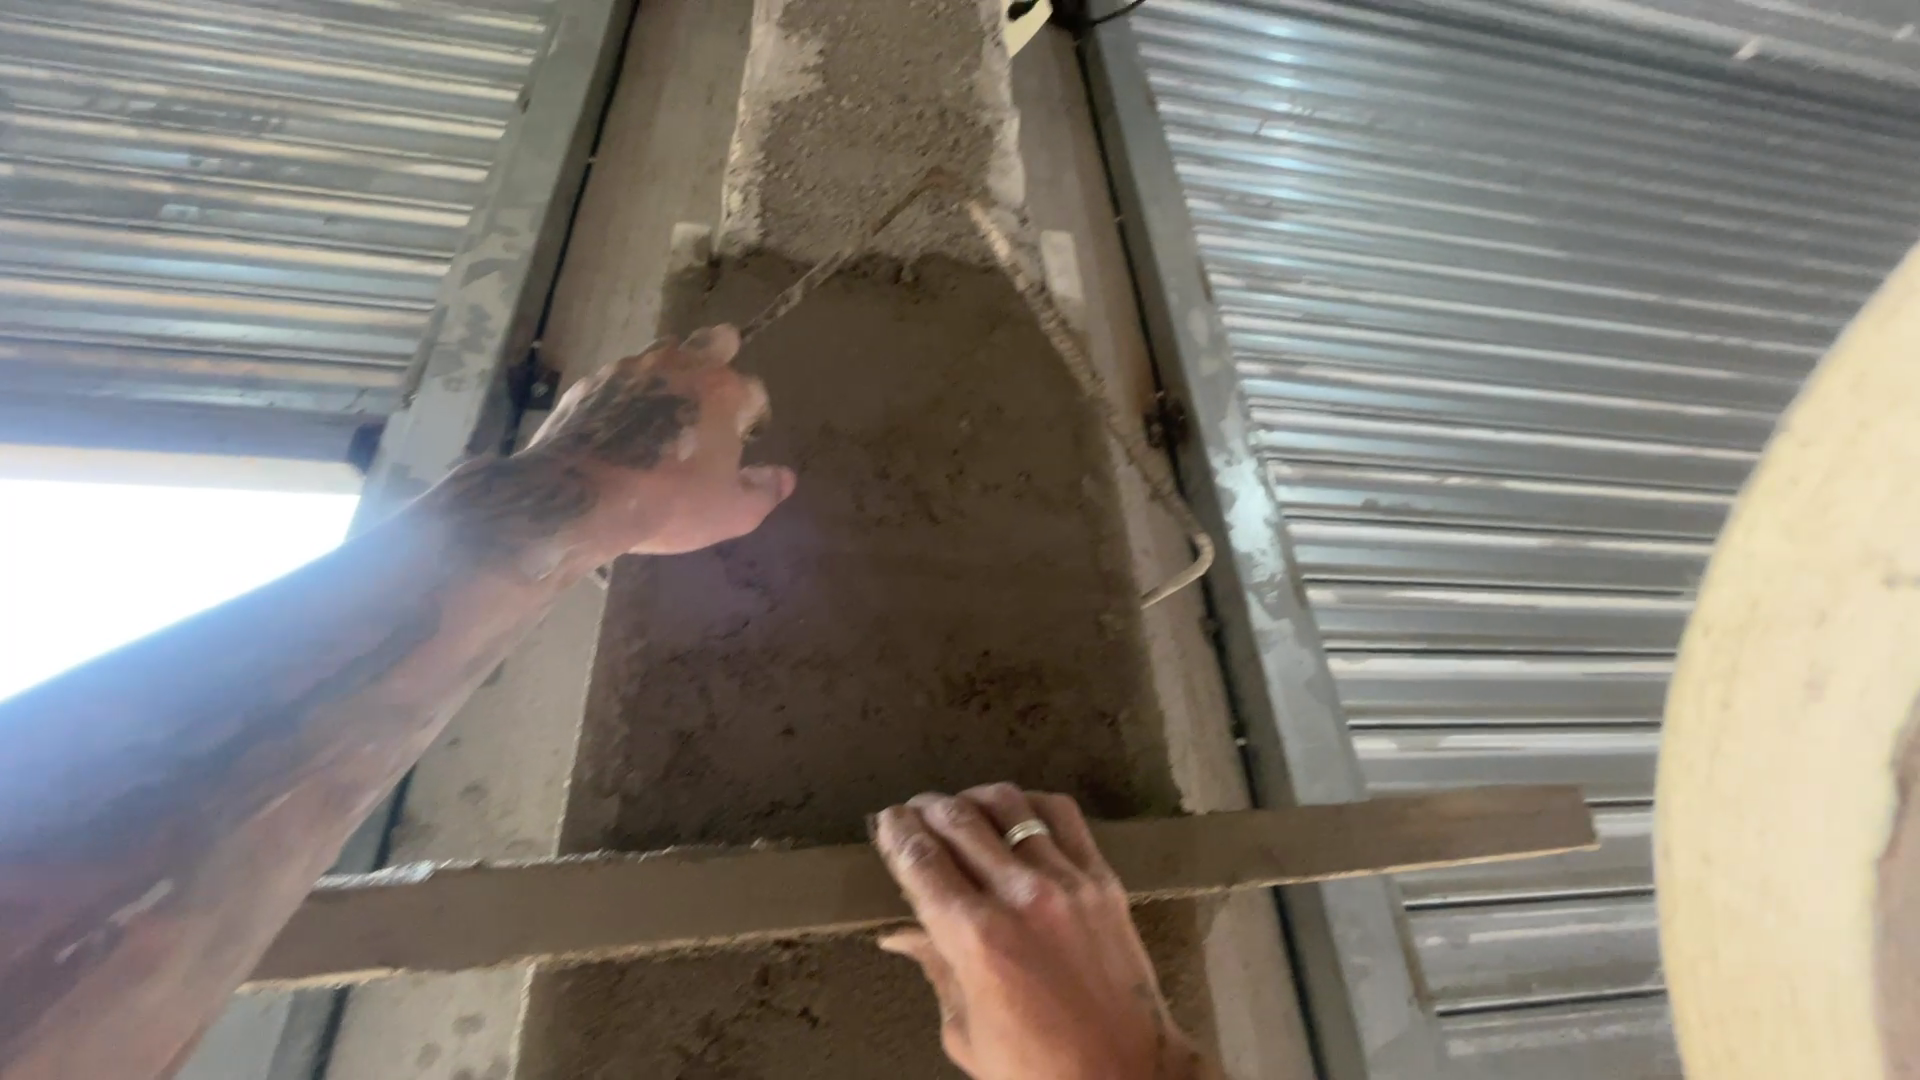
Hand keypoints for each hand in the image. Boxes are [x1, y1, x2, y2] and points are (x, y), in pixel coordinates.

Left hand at [526, 325, 794, 559]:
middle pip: (713, 342)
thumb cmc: (670, 503)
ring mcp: (631, 369)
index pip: (755, 390)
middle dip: (722, 359)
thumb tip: (784, 477)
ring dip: (673, 376)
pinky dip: (629, 397)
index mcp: (723, 392)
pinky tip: (623, 428)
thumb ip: (766, 491)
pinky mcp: (591, 382)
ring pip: (663, 355)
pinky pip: (621, 379)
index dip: (754, 416)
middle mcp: (681, 366)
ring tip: (666, 414)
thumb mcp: (733, 512)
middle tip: (714, 396)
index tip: (744, 442)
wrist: (579, 498)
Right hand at [872, 784, 1207, 1079]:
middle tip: (913, 810)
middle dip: (925, 808)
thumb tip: (898, 932)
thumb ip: (934, 968)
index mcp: (975, 939)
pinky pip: (1060, 813)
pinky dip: (1028, 802)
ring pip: (1007, 805)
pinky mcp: (1101, 876)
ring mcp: (1065, 879)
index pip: (921, 860)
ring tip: (960, 806)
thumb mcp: (967, 1033)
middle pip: (957, 820)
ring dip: (972, 798)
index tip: (887, 820)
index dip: (896, 831)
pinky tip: (1015, 811)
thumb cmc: (1037, 1070)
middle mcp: (1017, 895)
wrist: (1128, 1077)